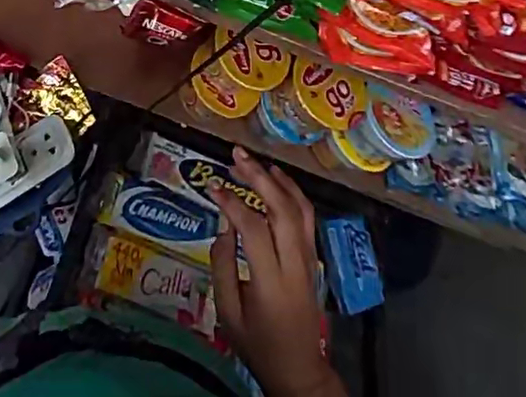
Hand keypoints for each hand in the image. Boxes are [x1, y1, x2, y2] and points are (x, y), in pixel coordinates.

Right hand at [207, 147, 345, 396]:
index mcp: (271, 283)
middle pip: (282, 210)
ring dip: (277, 180)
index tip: (212, 186)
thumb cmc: (258, 344)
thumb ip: (223, 266)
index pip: (253, 229)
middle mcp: (295, 265)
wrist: (299, 370)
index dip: (231, 203)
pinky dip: (292, 193)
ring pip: (300, 209)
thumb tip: (223, 225)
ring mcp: (309, 260)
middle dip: (259, 177)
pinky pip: (306, 218)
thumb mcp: (228, 313)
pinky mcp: (313, 258)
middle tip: (236, 155)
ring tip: (255, 161)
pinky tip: (277, 179)